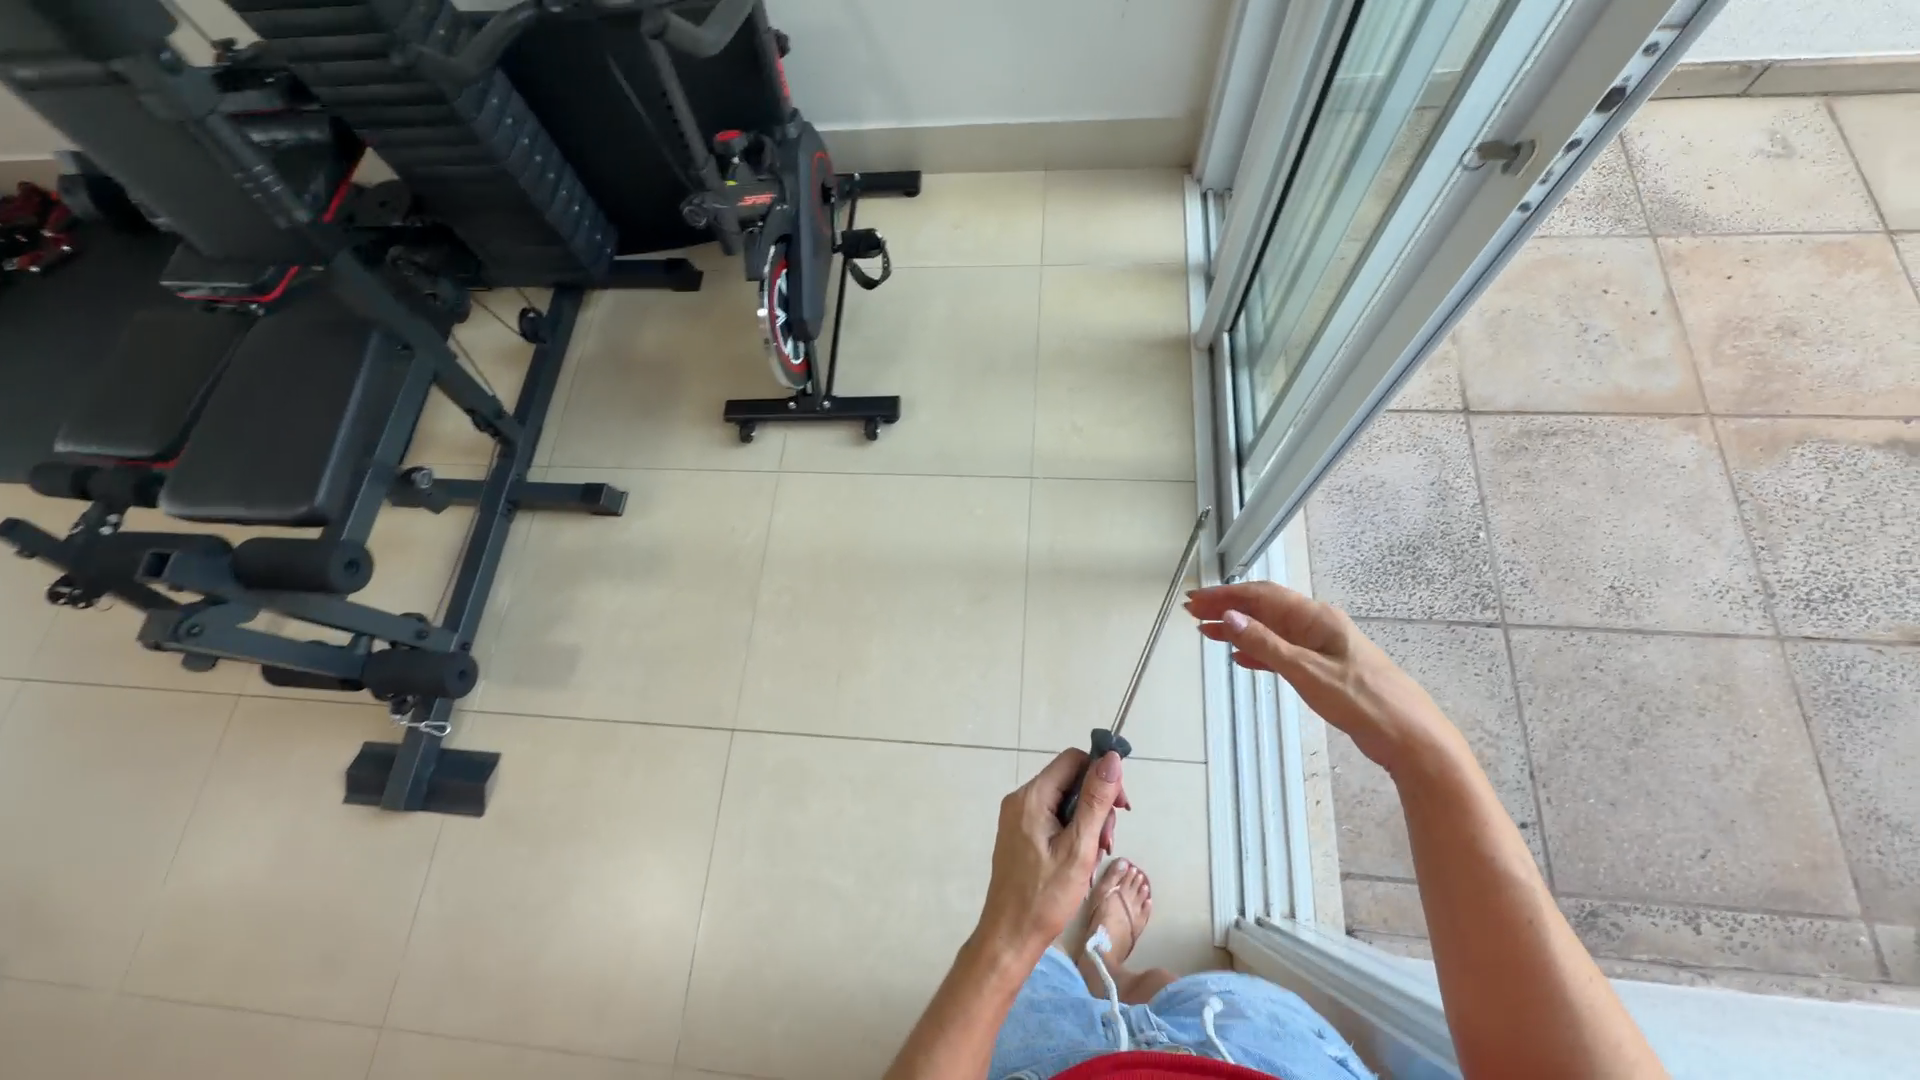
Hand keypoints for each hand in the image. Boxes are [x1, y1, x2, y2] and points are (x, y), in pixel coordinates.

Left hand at [975, 749, 1127, 958]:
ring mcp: (1019, 817)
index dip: (1101, 775)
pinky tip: (1080, 860)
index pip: (1073, 760)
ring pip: (1065, 802)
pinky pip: (1054, 818)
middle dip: (1096, 806)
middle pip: (1070, 781)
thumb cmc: (1046, 895)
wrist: (1011, 935)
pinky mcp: (1021, 833)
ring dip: (1088, 824)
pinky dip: (1073, 833)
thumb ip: (1096, 800)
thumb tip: (1112, 758)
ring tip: (1094, 856)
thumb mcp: (1079, 846)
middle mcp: (1022, 799)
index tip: (1120, 807)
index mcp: (1032, 797)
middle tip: (1107, 842)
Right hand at [1187, 582, 1459, 773]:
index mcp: (1316, 617)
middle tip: (1193, 614)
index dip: (1226, 595)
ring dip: (1238, 629)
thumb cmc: (1362, 701)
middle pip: (1264, 609)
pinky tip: (1240, 658)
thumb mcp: (1307, 671)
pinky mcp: (1323, 670)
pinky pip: (1281, 652)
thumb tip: (1230, 618)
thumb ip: (1266, 644)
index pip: (1262, 596)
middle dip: (1227, 609)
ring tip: (1207, 633)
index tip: (1196, 600)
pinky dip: (1257, 652)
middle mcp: (1317, 626)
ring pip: (1270, 631)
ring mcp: (1320, 648)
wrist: (1409, 737)